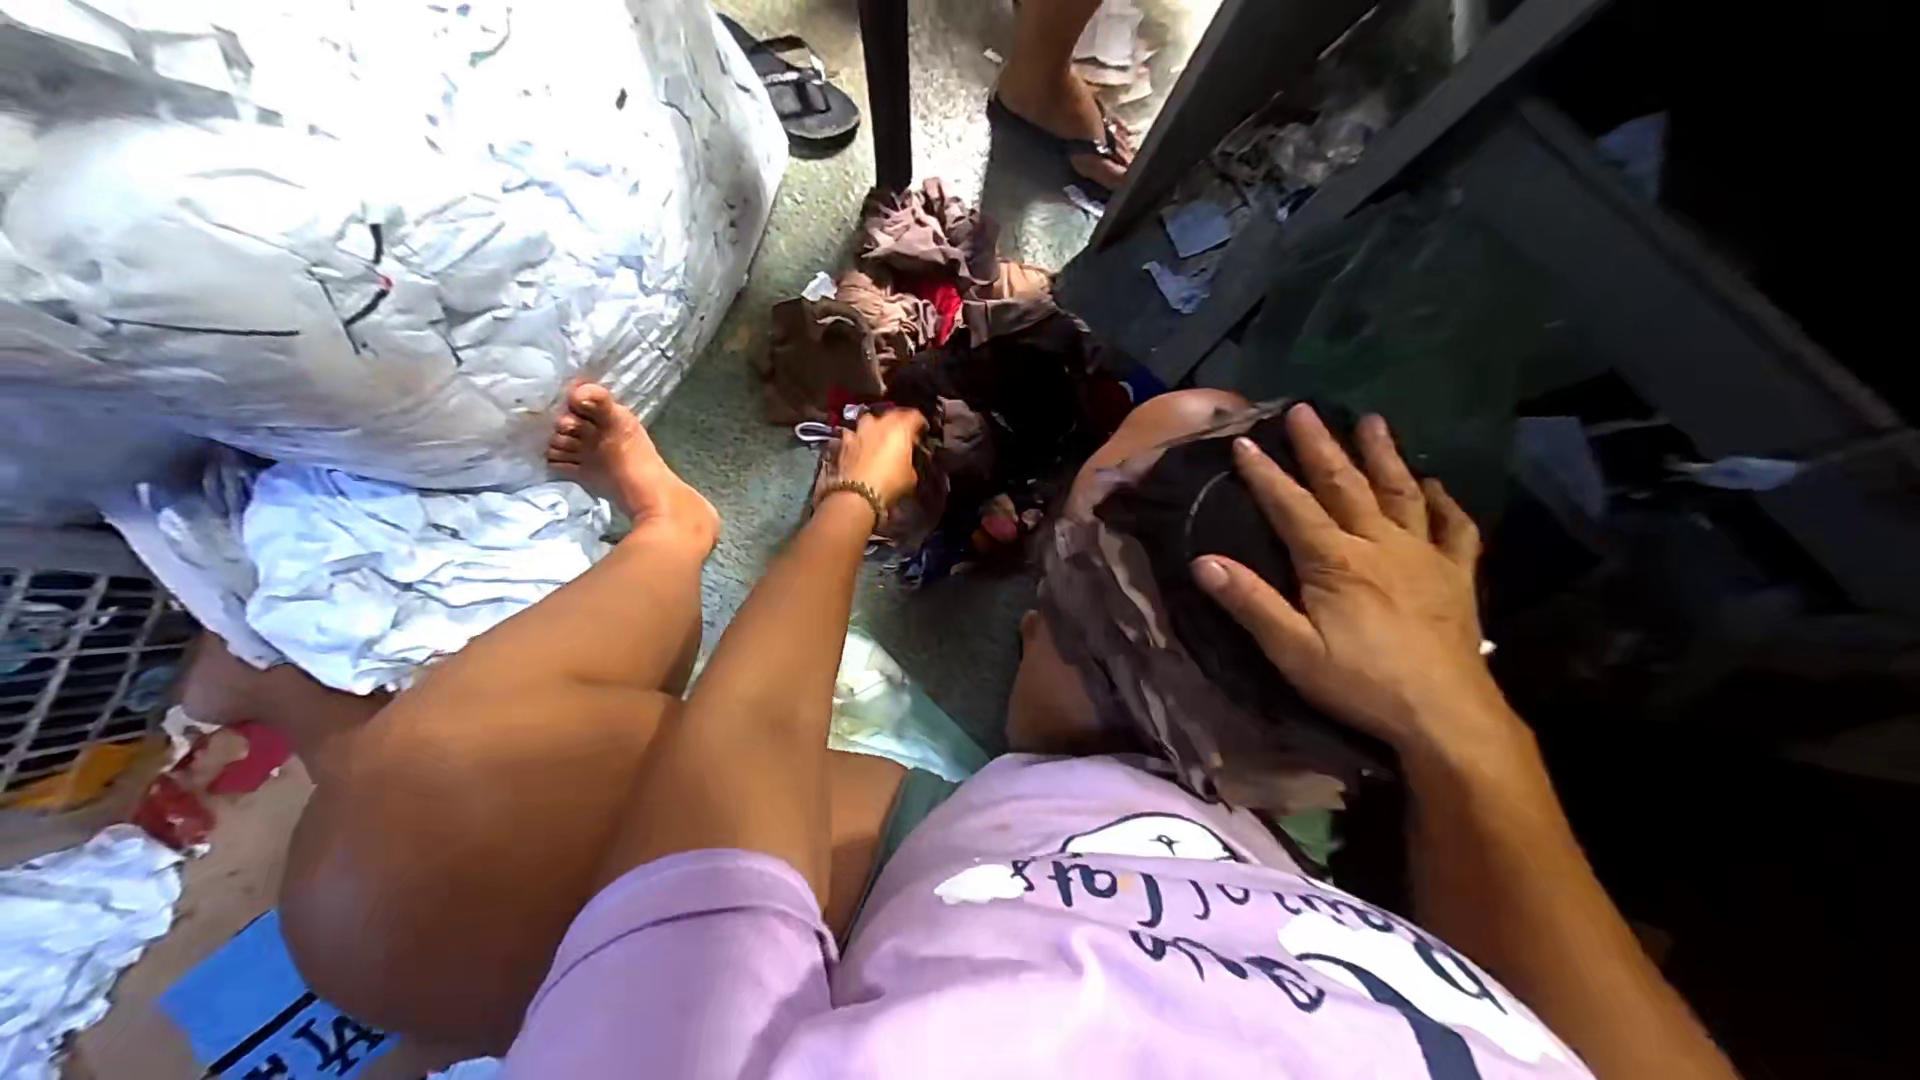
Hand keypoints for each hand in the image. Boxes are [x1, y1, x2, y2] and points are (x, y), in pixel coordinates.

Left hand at [830, 408, 926, 507]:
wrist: (859, 492)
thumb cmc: (890, 482)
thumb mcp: (911, 476)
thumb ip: (911, 462)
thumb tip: (907, 462)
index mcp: (901, 428)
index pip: (915, 416)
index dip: (920, 423)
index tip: (922, 430)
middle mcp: (880, 424)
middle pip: (893, 415)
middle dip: (899, 422)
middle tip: (903, 435)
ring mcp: (860, 431)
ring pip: (870, 420)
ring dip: (877, 426)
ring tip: (880, 437)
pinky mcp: (845, 442)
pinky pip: (854, 434)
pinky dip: (858, 438)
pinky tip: (860, 446)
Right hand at [1191, 404, 1522, 762]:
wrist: (1447, 717)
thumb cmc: (1361, 684)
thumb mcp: (1292, 651)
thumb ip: (1249, 603)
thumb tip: (1203, 563)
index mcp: (1334, 562)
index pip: (1292, 506)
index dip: (1265, 474)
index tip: (1244, 442)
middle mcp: (1379, 545)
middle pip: (1345, 486)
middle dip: (1320, 447)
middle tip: (1305, 410)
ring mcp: (1424, 557)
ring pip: (1400, 493)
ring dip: (1384, 455)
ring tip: (1373, 420)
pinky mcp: (1456, 576)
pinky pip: (1455, 529)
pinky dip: (1445, 502)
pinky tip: (1435, 485)